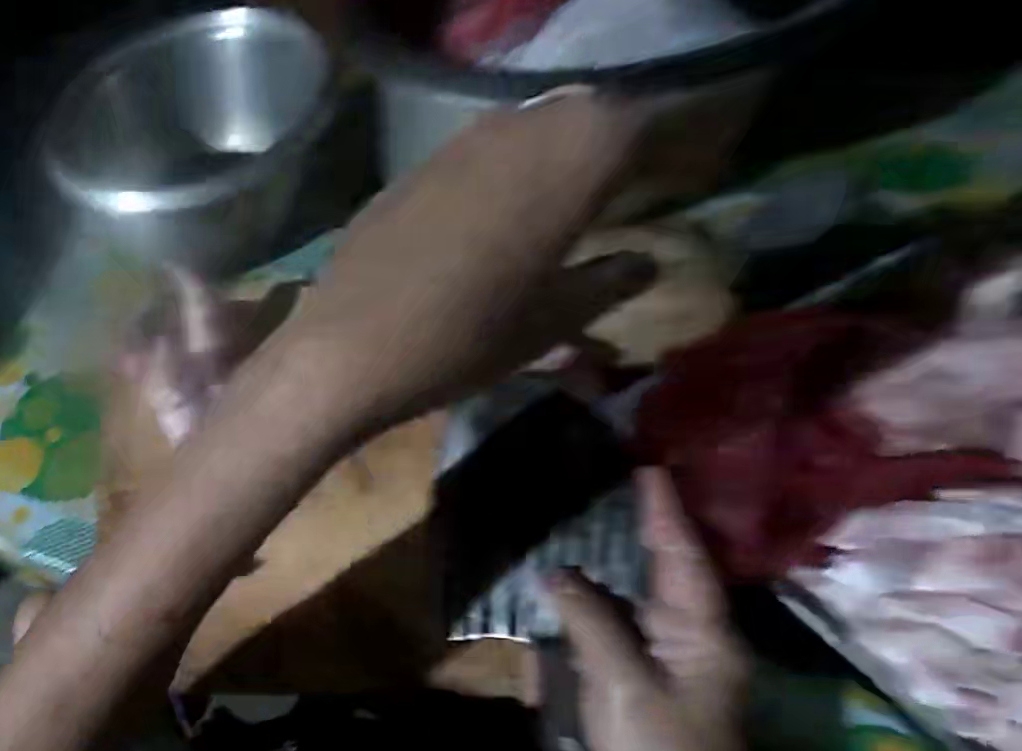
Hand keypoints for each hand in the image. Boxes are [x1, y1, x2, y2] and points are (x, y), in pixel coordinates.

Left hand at [263, 90, 653, 438]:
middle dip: (602, 159)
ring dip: (537, 171)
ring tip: (538, 220)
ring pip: (516, 142)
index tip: (679, 188)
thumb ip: (610, 281)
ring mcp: (446, 150)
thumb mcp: (553, 322)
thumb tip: (642, 261)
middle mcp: (515, 126)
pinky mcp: (395, 183)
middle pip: (583, 125)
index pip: (658, 125)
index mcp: (580, 146)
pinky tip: (467, 236)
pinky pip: (457, 172)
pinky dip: (478, 192)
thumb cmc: (461, 340)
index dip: (674, 156)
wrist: (342, 355)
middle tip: (605, 205)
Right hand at [547, 467, 755, 750]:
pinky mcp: (646, 673)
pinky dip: (598, 597)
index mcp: (701, 631)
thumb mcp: (621, 682)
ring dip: (617, 561)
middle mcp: (692, 635)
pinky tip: (573, 587)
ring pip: (642, 594)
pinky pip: (621, 622)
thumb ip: (591, 623)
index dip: (665, 513)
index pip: (682, 558)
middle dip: (644, 528)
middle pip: (668, 569)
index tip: (647, 469)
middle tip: (611, 489)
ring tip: (586, 526)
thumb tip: (557, 573)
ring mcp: (670, 656)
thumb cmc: (658, 748)